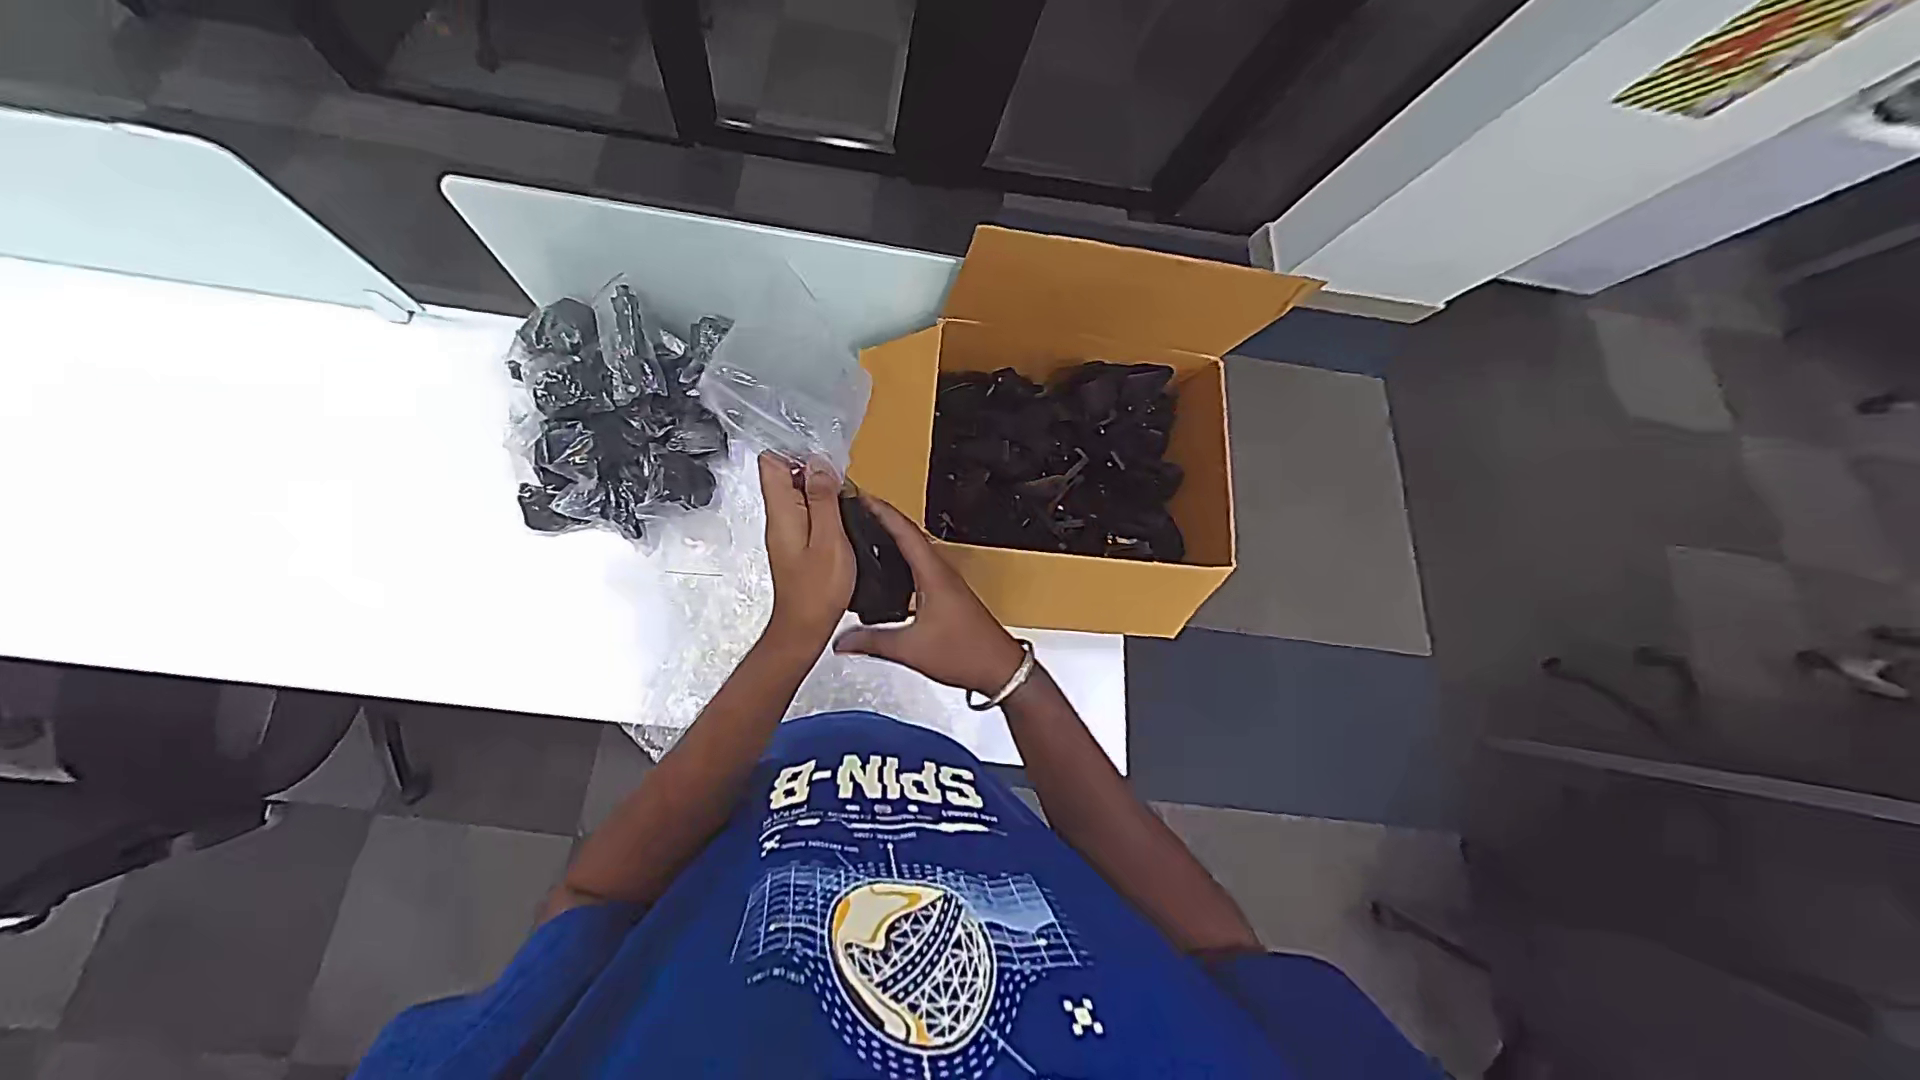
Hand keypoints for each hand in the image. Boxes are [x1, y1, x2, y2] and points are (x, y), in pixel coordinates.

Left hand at [759, 452, 853, 645]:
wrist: (806, 625)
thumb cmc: (817, 590)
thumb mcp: (830, 539)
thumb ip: (824, 500)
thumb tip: (819, 465)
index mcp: (781, 511)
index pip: (771, 462)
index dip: (795, 450)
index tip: (823, 457)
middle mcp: (778, 516)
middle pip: (784, 472)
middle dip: (813, 468)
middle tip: (839, 480)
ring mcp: (785, 528)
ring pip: (797, 490)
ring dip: (820, 487)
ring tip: (842, 497)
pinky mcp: (796, 540)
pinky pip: (805, 509)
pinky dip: (822, 506)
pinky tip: (839, 516)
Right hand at [833, 496, 1026, 695]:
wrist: (999, 669)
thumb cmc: (968, 653)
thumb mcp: (911, 649)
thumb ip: (872, 642)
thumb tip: (843, 641)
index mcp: (934, 575)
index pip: (905, 531)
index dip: (881, 511)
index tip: (862, 496)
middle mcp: (942, 572)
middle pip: (910, 534)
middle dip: (883, 518)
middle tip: (859, 508)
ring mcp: (946, 582)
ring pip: (917, 550)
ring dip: (894, 537)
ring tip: (869, 531)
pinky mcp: (947, 594)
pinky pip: (921, 567)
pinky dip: (903, 560)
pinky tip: (890, 571)